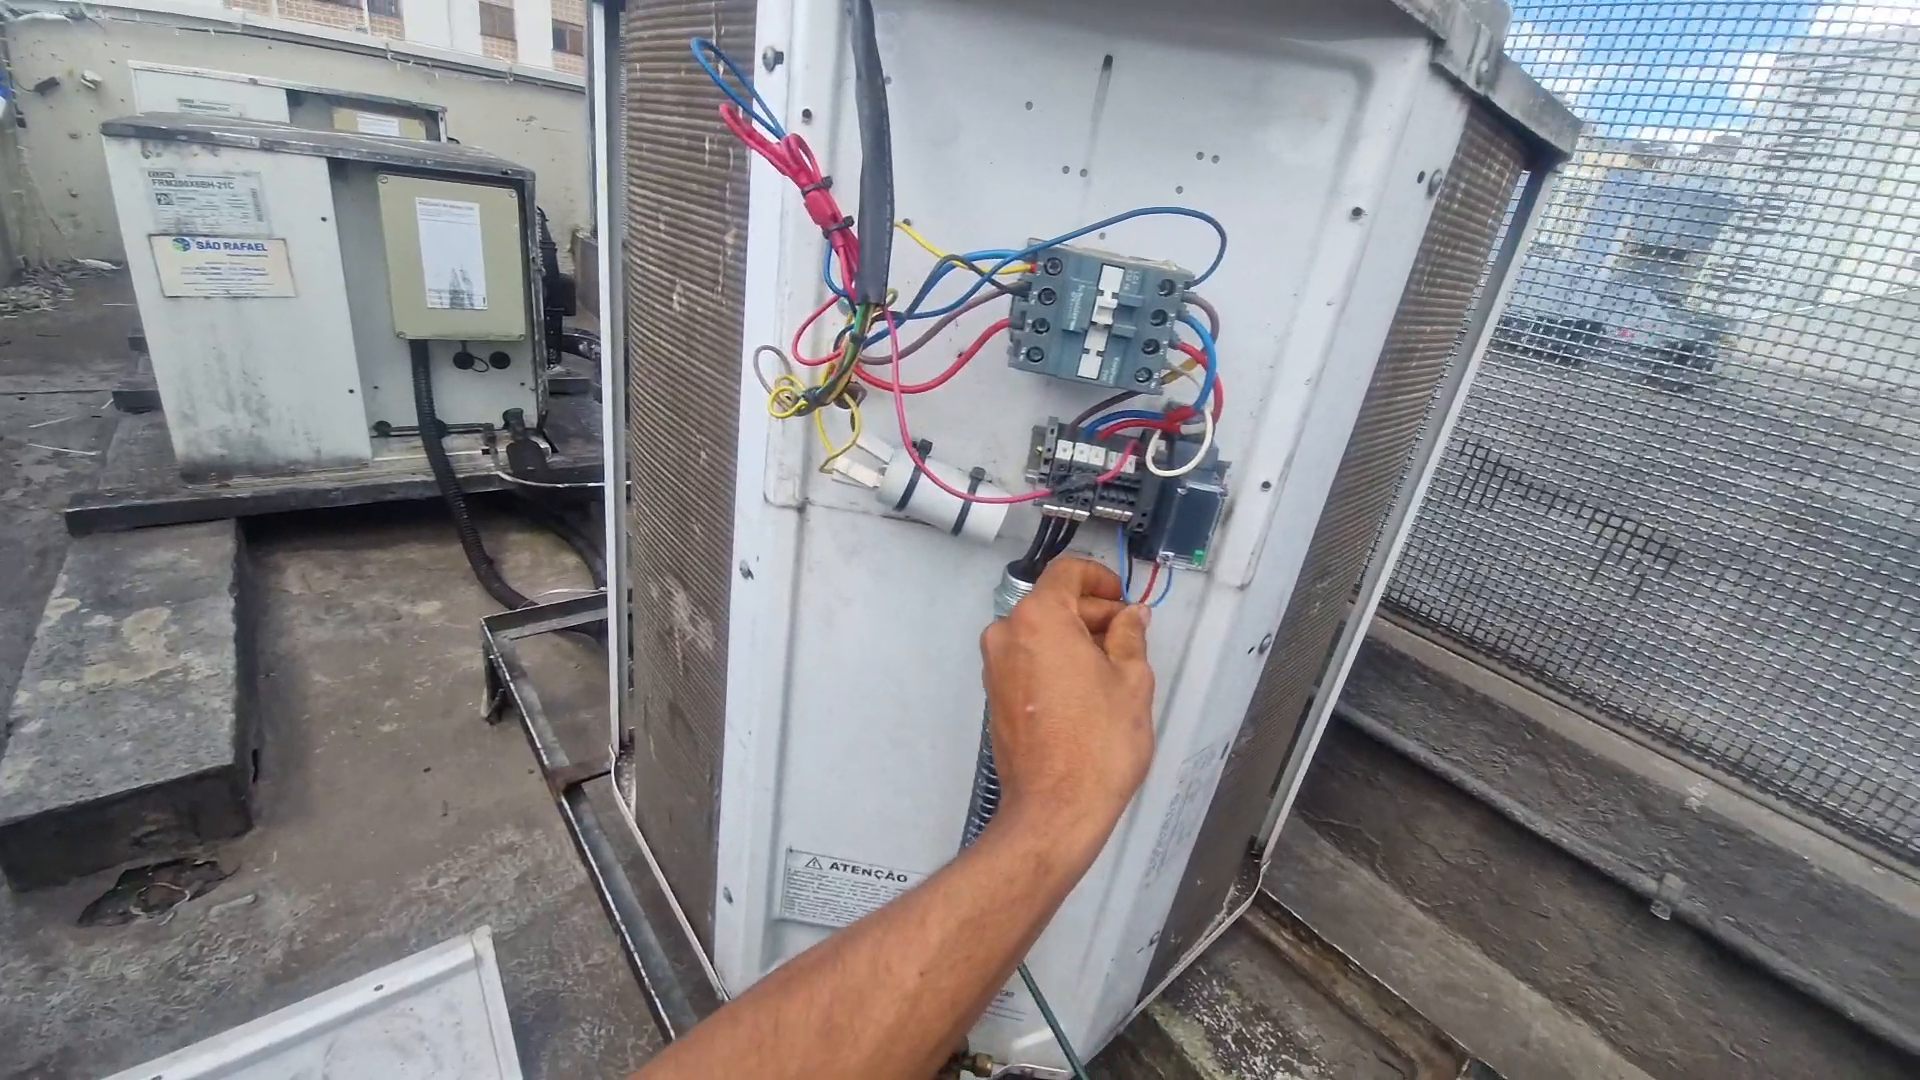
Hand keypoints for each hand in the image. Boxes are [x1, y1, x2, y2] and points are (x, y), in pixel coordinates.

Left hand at [979, 557, 1155, 853]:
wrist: (1054, 809)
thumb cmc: (1099, 741)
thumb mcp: (1131, 681)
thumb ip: (1130, 636)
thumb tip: (1130, 615)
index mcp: (1039, 618)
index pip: (1067, 572)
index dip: (1100, 577)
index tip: (1123, 599)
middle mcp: (1006, 633)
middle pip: (1053, 602)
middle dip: (1092, 613)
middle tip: (1129, 638)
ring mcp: (995, 665)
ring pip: (1040, 631)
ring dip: (1075, 637)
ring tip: (1113, 667)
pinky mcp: (994, 693)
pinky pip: (1028, 657)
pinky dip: (1055, 659)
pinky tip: (1087, 687)